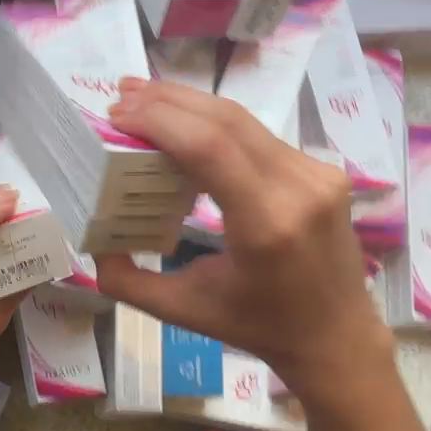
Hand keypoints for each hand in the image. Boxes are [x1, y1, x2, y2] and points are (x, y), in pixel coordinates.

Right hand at [94, 78, 391, 404]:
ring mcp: (318, 174)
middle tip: (121, 95)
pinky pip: (260, 137)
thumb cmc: (255, 328)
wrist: (335, 335)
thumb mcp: (182, 311)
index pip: (209, 148)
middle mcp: (298, 188)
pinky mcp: (323, 171)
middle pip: (227, 120)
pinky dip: (216, 125)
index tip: (117, 113)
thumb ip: (128, 280)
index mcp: (265, 225)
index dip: (160, 120)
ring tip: (144, 100)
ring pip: (245, 121)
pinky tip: (187, 126)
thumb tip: (95, 242)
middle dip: (168, 100)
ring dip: (191, 105)